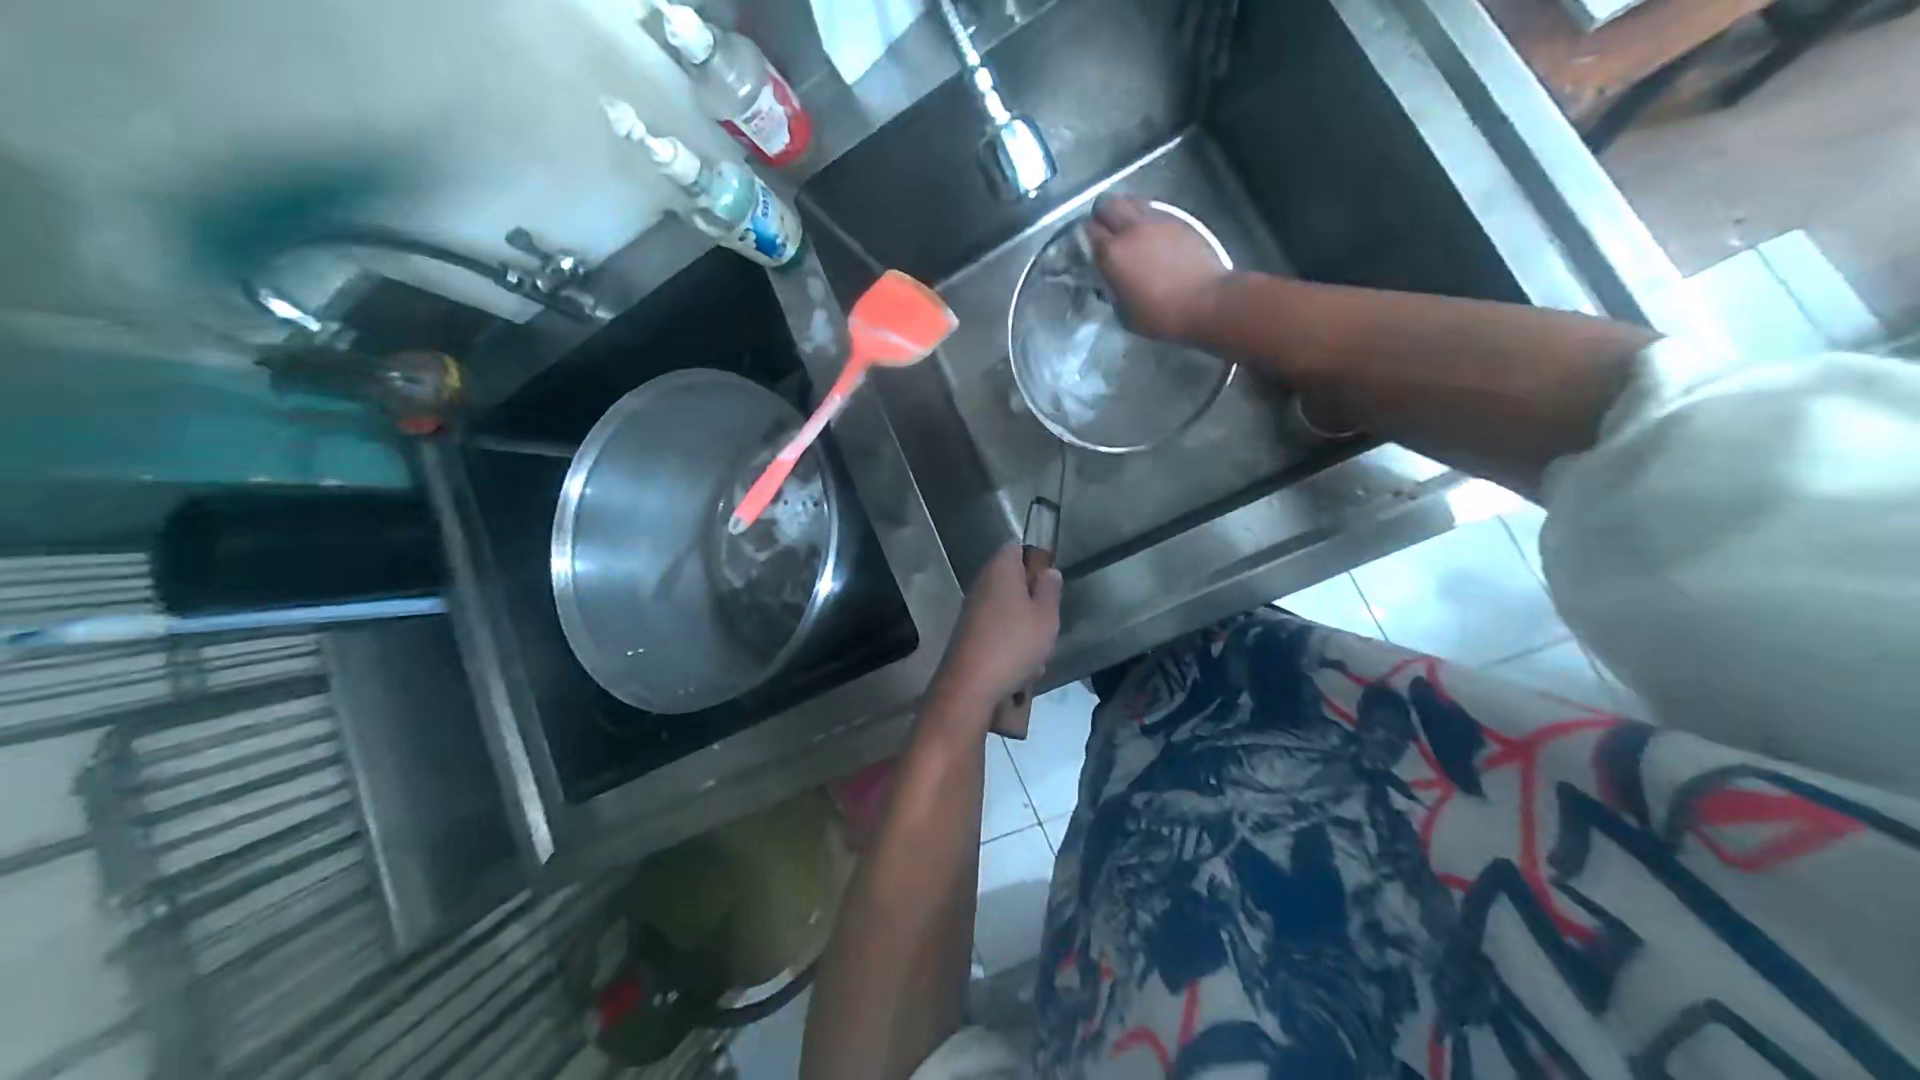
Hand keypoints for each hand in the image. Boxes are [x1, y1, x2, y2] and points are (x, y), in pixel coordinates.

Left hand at [932, 544, 1062, 717]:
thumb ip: (1050, 589)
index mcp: (1000, 570)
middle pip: (1012, 582)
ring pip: (1008, 611)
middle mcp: (982, 584)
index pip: (1016, 548)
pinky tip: (1021, 670)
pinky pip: (997, 632)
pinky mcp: (967, 635)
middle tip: (1047, 622)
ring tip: (1037, 655)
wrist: (970, 685)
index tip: (1050, 583)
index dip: (1035, 560)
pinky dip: (1010, 646)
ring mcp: (972, 610)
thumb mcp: (1046, 616)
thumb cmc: (1014, 643)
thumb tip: (1048, 571)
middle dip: (1033, 601)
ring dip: (1025, 629)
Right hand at [1085, 195, 1230, 344]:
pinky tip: (1151, 233)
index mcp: (1112, 253)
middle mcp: (1131, 230)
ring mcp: (1157, 221)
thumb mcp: (1124, 312)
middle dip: (1102, 215)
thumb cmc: (1161, 316)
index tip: (1087, 246)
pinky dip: (1146, 216)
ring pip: (1132, 201)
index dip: (1085, 236)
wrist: (1206, 302)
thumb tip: (1111, 279)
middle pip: (1108, 205)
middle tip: (1105, 230)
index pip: (1088, 231)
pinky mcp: (1178, 220)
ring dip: (1124, 210)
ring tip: (1127, 227)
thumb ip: (1112, 288)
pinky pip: (1154, 210)